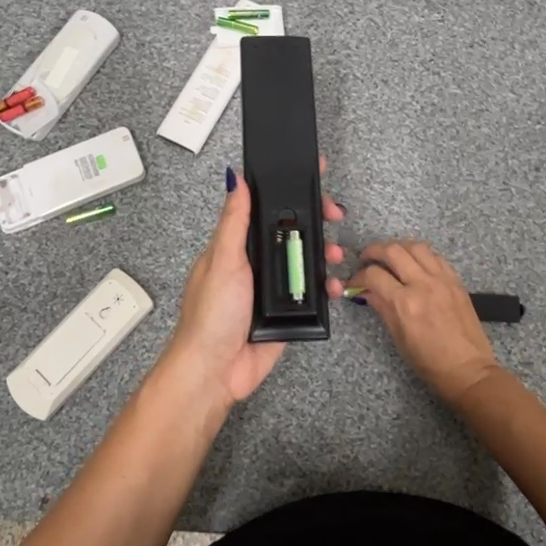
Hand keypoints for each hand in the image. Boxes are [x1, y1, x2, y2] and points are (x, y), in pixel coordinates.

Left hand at [162, 161, 343, 408]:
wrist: (216, 370)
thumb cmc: (210, 315)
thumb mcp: (224, 260)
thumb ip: (235, 221)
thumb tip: (236, 179)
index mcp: (237, 245)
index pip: (267, 208)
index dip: (290, 191)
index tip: (314, 174)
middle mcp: (257, 262)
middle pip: (293, 230)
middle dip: (317, 220)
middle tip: (334, 213)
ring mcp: (274, 286)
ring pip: (307, 259)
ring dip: (325, 252)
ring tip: (335, 254)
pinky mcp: (289, 311)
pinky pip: (313, 292)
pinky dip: (327, 285)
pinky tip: (333, 285)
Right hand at [354, 240, 502, 404]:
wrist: (468, 369)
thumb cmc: (429, 362)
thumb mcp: (398, 337)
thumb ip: (382, 307)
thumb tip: (366, 291)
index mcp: (405, 303)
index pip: (374, 275)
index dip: (358, 276)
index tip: (354, 281)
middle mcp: (423, 284)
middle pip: (393, 251)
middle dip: (374, 251)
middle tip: (366, 258)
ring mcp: (442, 279)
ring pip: (416, 246)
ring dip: (398, 247)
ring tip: (390, 257)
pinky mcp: (455, 280)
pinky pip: (435, 256)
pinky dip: (420, 255)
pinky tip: (415, 264)